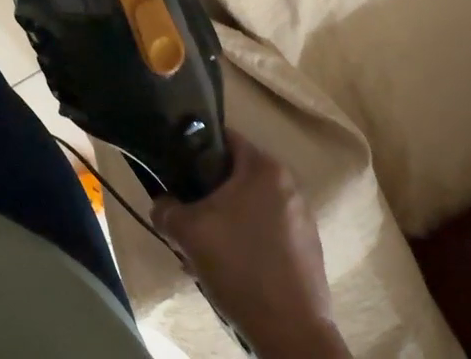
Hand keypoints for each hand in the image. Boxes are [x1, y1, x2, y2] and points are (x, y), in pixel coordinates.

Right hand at [153, 131, 349, 358]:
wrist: (290, 332)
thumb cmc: (239, 266)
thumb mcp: (188, 232)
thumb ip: (166, 208)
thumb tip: (163, 204)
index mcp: (265, 168)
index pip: (223, 138)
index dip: (194, 149)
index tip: (175, 169)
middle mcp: (289, 185)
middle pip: (235, 176)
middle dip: (207, 196)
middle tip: (186, 217)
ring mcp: (302, 218)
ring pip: (248, 207)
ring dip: (223, 222)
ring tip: (203, 249)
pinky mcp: (307, 248)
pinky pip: (265, 231)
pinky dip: (244, 241)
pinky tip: (228, 268)